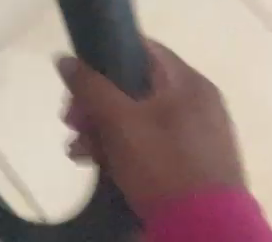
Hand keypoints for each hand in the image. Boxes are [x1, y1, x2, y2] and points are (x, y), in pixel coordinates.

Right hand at [58, 39, 246, 217]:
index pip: (139, 48)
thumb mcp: (118, 120)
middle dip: (93, 102)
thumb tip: (64, 58)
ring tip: (79, 148)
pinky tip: (94, 161)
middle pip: (129, 85)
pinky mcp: (190, 162)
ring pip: (133, 115)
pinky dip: (119, 147)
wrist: (208, 234)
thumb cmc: (163, 164)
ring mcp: (196, 134)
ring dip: (100, 128)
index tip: (78, 77)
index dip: (103, 55)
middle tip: (72, 120)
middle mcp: (196, 103)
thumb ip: (88, 84)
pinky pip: (146, 141)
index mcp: (188, 83)